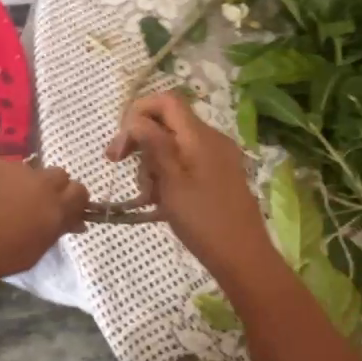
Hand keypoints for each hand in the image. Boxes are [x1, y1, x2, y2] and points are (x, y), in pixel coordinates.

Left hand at [0, 157, 88, 283]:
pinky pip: (3, 167)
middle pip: (59, 175)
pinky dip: (0, 178)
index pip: (80, 192)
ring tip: (6, 198)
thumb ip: (56, 229)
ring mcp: (14, 168)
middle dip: (53, 187)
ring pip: (30, 170)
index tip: (66, 211)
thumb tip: (73, 221)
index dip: (74, 201)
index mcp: (55, 206)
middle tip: (38, 203)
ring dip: (25, 182)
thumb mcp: (36, 250)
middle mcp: (40, 181)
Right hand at [110, 92, 276, 279]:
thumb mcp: (171, 180)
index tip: (122, 142)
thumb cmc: (203, 220)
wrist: (244, 259)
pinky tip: (159, 201)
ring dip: (151, 163)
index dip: (138, 112)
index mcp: (200, 136)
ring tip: (147, 195)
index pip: (165, 101)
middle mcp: (211, 140)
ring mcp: (216, 158)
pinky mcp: (218, 176)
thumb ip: (153, 143)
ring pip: (172, 145)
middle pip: (166, 123)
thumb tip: (135, 118)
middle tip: (117, 164)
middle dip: (140, 142)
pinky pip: (184, 163)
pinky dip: (166, 175)